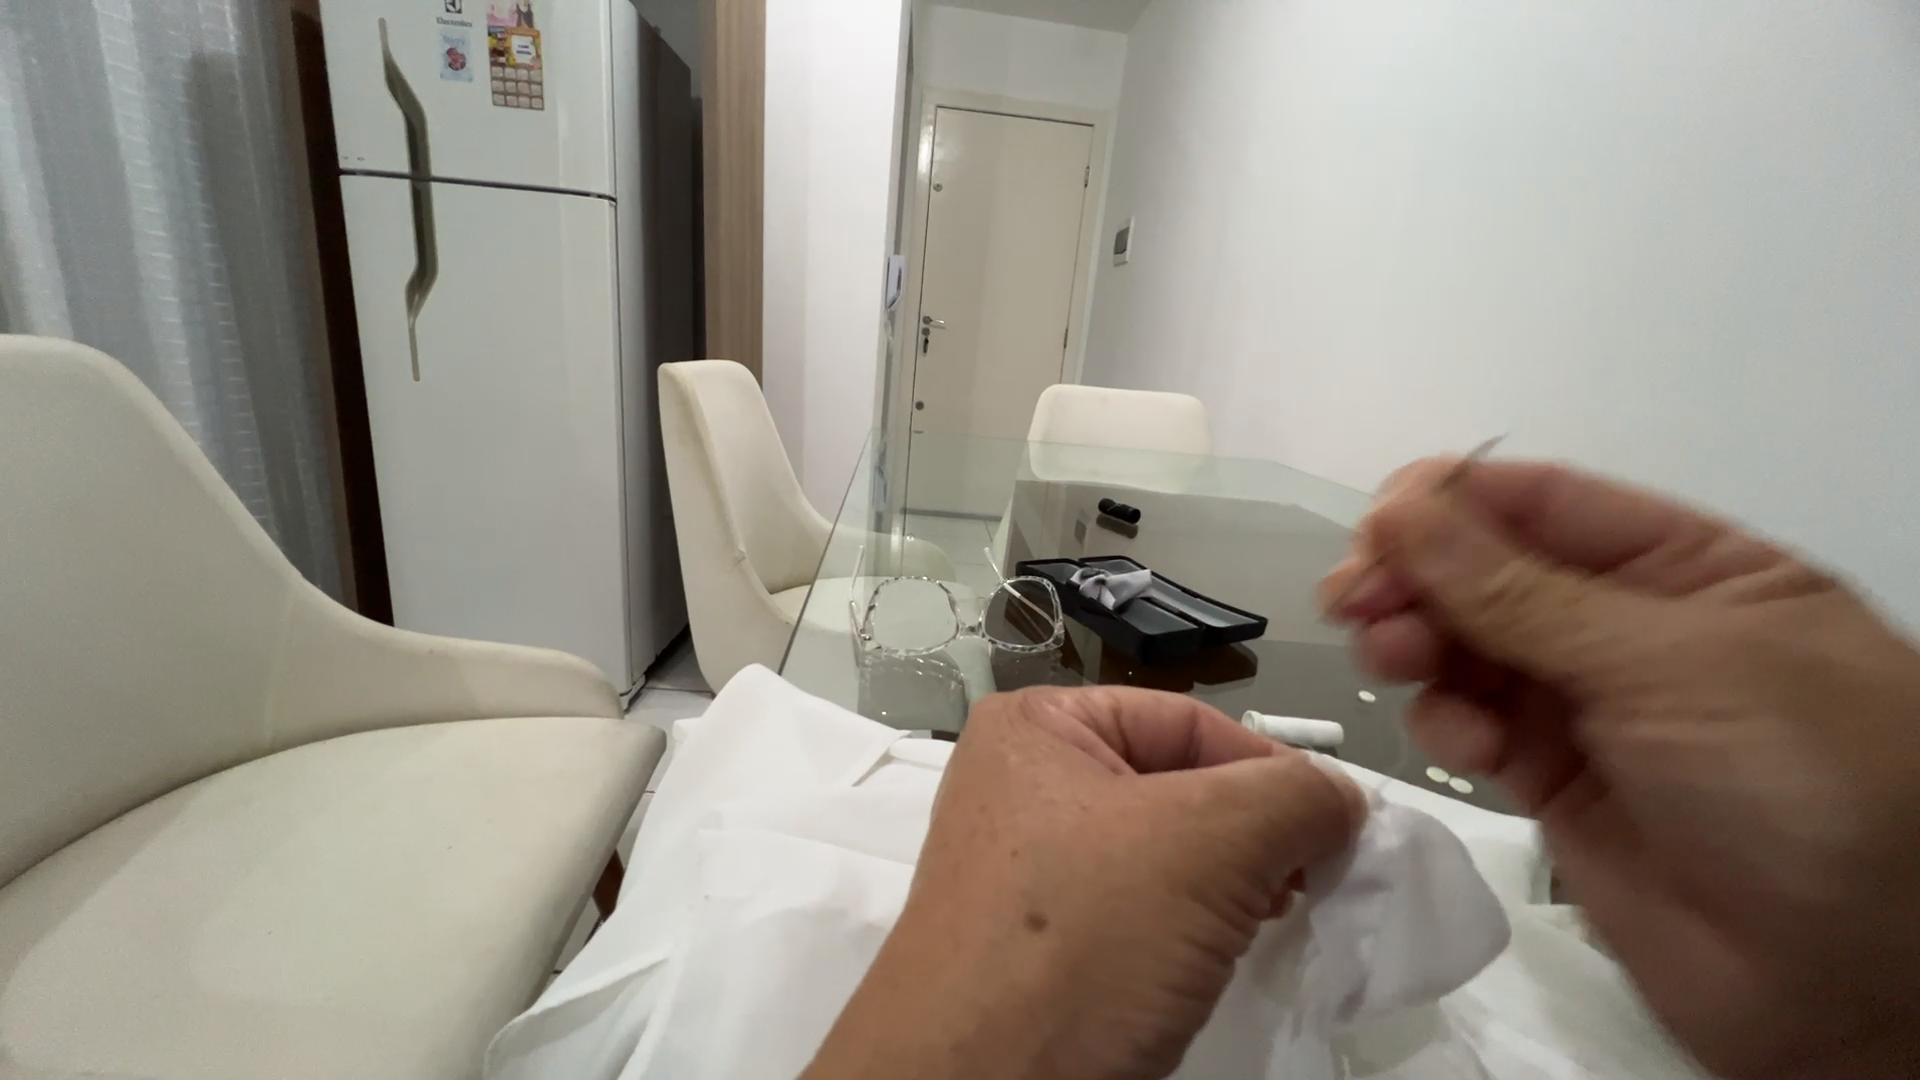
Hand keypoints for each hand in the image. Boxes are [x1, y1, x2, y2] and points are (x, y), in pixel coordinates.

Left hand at [801, 687, 1363, 1079]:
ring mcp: (1026, 856)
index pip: (1184, 720)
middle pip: (1173, 781)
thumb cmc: (1074, 941)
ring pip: (1158, 845)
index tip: (1337, 824)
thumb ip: (1288, 796)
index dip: (1268, 766)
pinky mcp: (1039, 927)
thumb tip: (1337, 795)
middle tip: (1305, 877)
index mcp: (1037, 725)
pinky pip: (1132, 898)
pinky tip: (1216, 946)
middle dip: (1249, 829)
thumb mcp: (1202, 842)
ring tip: (1268, 914)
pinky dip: (1187, 916)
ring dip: (1226, 877)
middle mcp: (1022, 779)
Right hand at [1321, 459, 1919, 1079]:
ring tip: (1392, 664)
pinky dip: (1442, 721)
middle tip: (1352, 604)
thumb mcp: (1666, 665)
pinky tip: (1465, 748)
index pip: (1532, 501)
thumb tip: (1396, 513)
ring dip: (1409, 644)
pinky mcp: (1533, 765)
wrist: (1854, 996)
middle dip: (1408, 580)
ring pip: (1451, 640)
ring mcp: (1571, 696)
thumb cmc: (1805, 792)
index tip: (1372, 533)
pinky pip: (1458, 716)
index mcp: (1676, 567)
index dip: (1441, 504)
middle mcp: (1614, 622)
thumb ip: (1514, 590)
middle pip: (1473, 570)